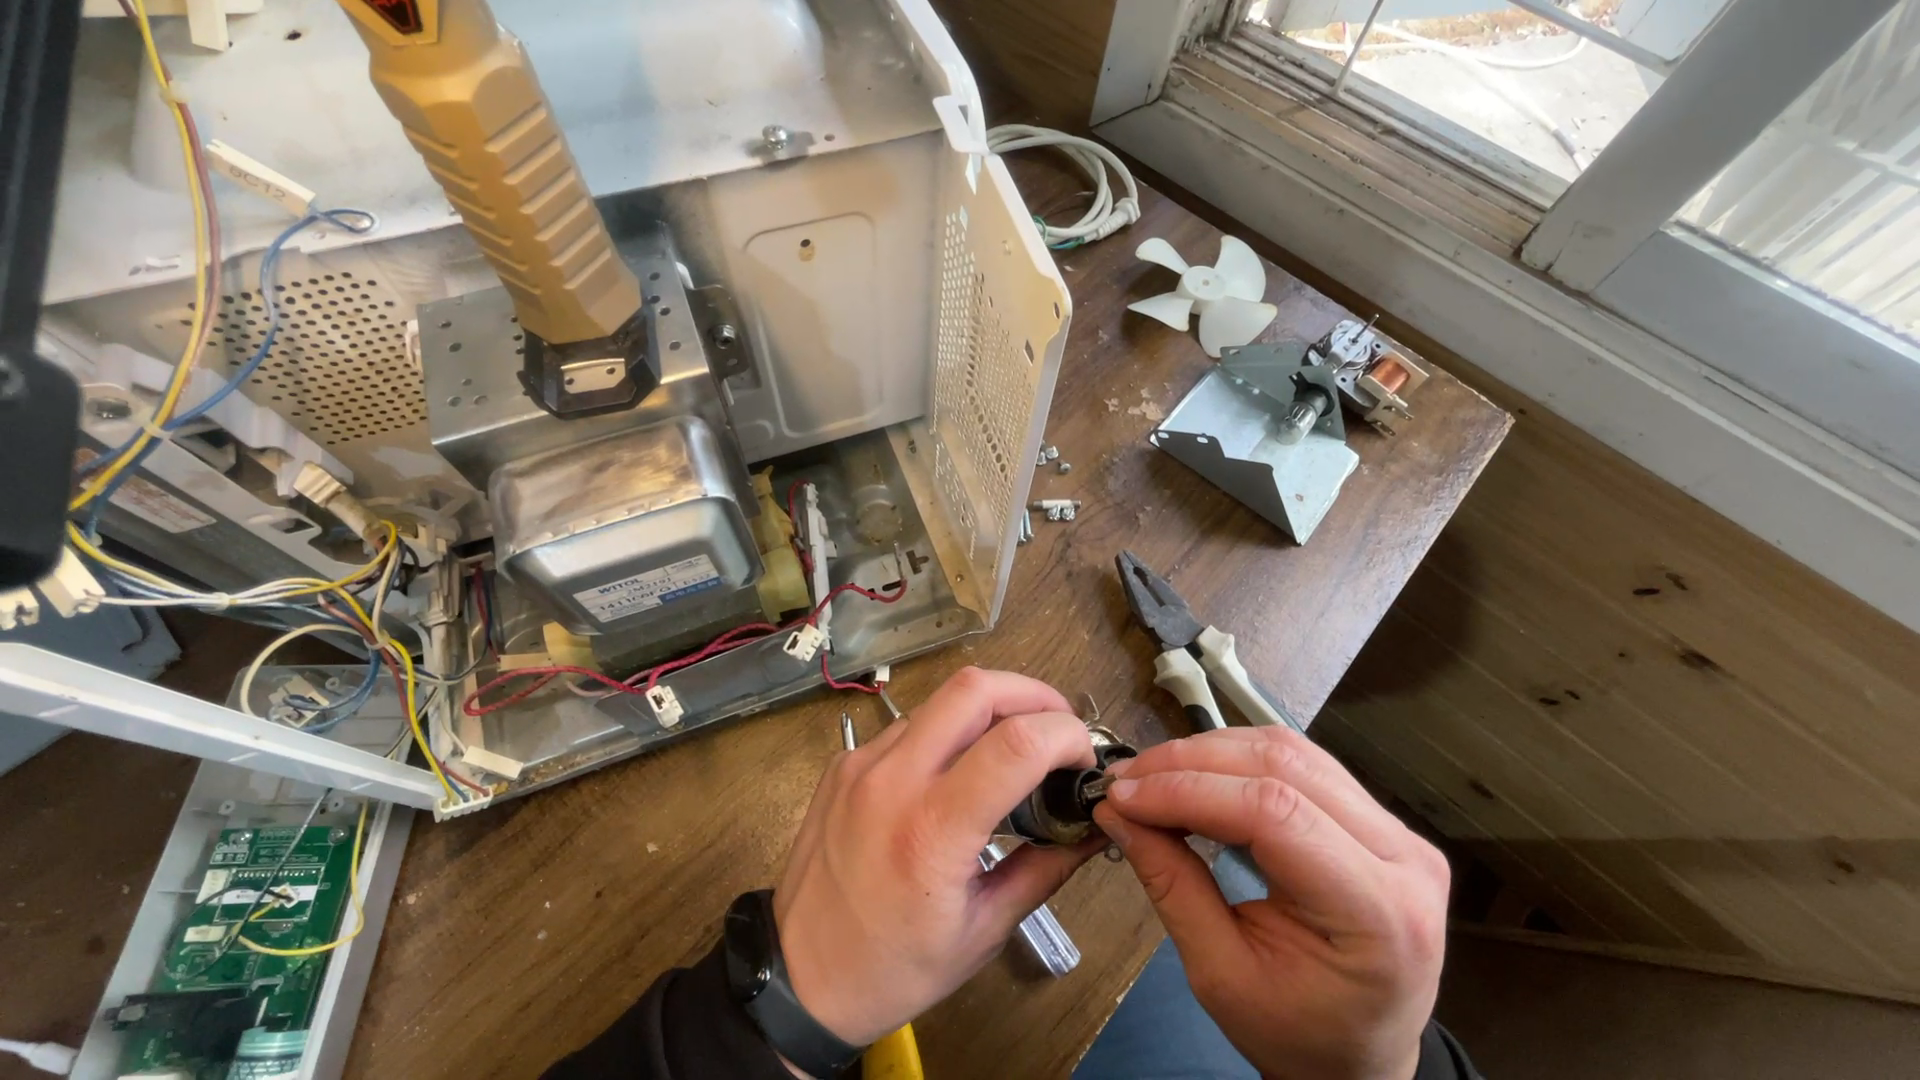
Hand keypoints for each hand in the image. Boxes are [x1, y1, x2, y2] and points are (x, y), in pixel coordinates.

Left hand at [773, 667, 1104, 1048]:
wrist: (795, 977)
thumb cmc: (895, 968)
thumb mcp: (983, 931)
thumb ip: (1046, 869)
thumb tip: (1096, 827)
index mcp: (932, 830)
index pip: (1016, 743)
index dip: (1066, 737)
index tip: (1083, 760)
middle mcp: (893, 779)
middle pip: (974, 688)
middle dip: (1032, 694)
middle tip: (1058, 728)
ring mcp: (862, 763)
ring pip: (941, 700)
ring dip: (990, 710)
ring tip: (1015, 748)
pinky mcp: (844, 762)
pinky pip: (910, 724)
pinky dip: (949, 731)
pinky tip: (959, 770)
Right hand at [1094, 727, 1449, 1079]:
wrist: (1361, 1061)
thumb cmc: (1295, 1035)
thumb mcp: (1220, 976)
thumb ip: (1171, 885)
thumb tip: (1116, 811)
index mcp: (1377, 911)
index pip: (1273, 813)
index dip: (1188, 791)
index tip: (1122, 795)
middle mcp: (1402, 855)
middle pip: (1283, 766)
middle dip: (1189, 762)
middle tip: (1126, 778)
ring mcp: (1398, 831)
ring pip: (1291, 751)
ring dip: (1210, 751)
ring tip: (1152, 774)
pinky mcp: (1380, 820)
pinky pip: (1302, 762)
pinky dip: (1237, 757)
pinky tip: (1196, 773)